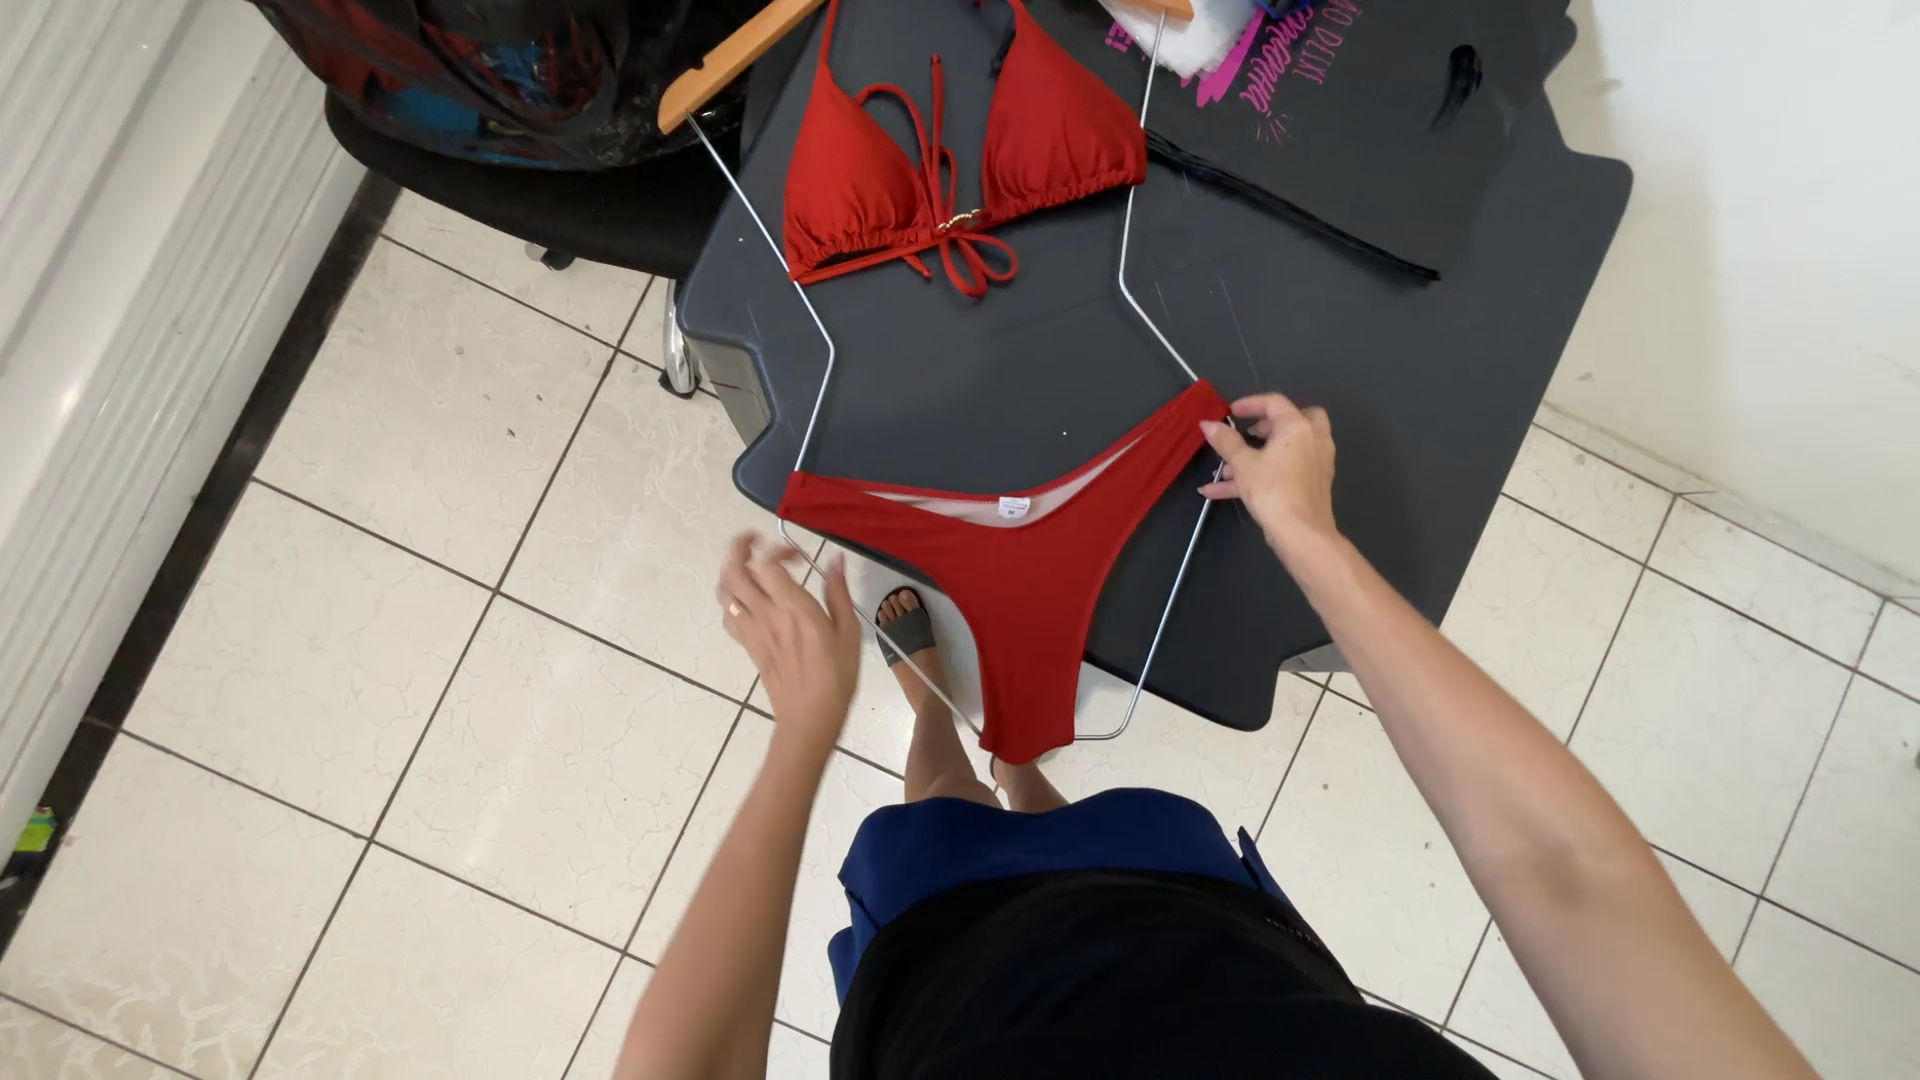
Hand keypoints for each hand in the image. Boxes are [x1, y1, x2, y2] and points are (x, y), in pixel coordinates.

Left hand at [717, 533, 860, 754]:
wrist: (810, 717)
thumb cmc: (837, 675)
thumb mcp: (849, 632)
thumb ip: (839, 592)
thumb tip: (836, 560)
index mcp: (793, 608)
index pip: (766, 564)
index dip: (775, 549)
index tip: (796, 555)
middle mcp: (766, 614)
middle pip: (734, 572)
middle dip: (738, 549)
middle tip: (755, 541)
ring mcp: (752, 630)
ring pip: (724, 592)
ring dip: (730, 571)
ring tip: (748, 565)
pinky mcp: (747, 645)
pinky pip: (728, 614)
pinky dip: (731, 598)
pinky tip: (749, 599)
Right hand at [1198, 394, 1338, 559]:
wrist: (1301, 532)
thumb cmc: (1272, 490)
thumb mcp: (1242, 464)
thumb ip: (1225, 441)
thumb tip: (1207, 423)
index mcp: (1297, 427)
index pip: (1275, 403)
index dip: (1250, 404)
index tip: (1231, 412)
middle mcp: (1313, 439)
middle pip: (1294, 420)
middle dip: (1269, 425)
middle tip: (1249, 432)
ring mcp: (1316, 462)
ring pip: (1287, 449)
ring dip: (1257, 455)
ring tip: (1225, 471)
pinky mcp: (1312, 483)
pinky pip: (1285, 470)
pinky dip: (1262, 473)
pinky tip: (1226, 490)